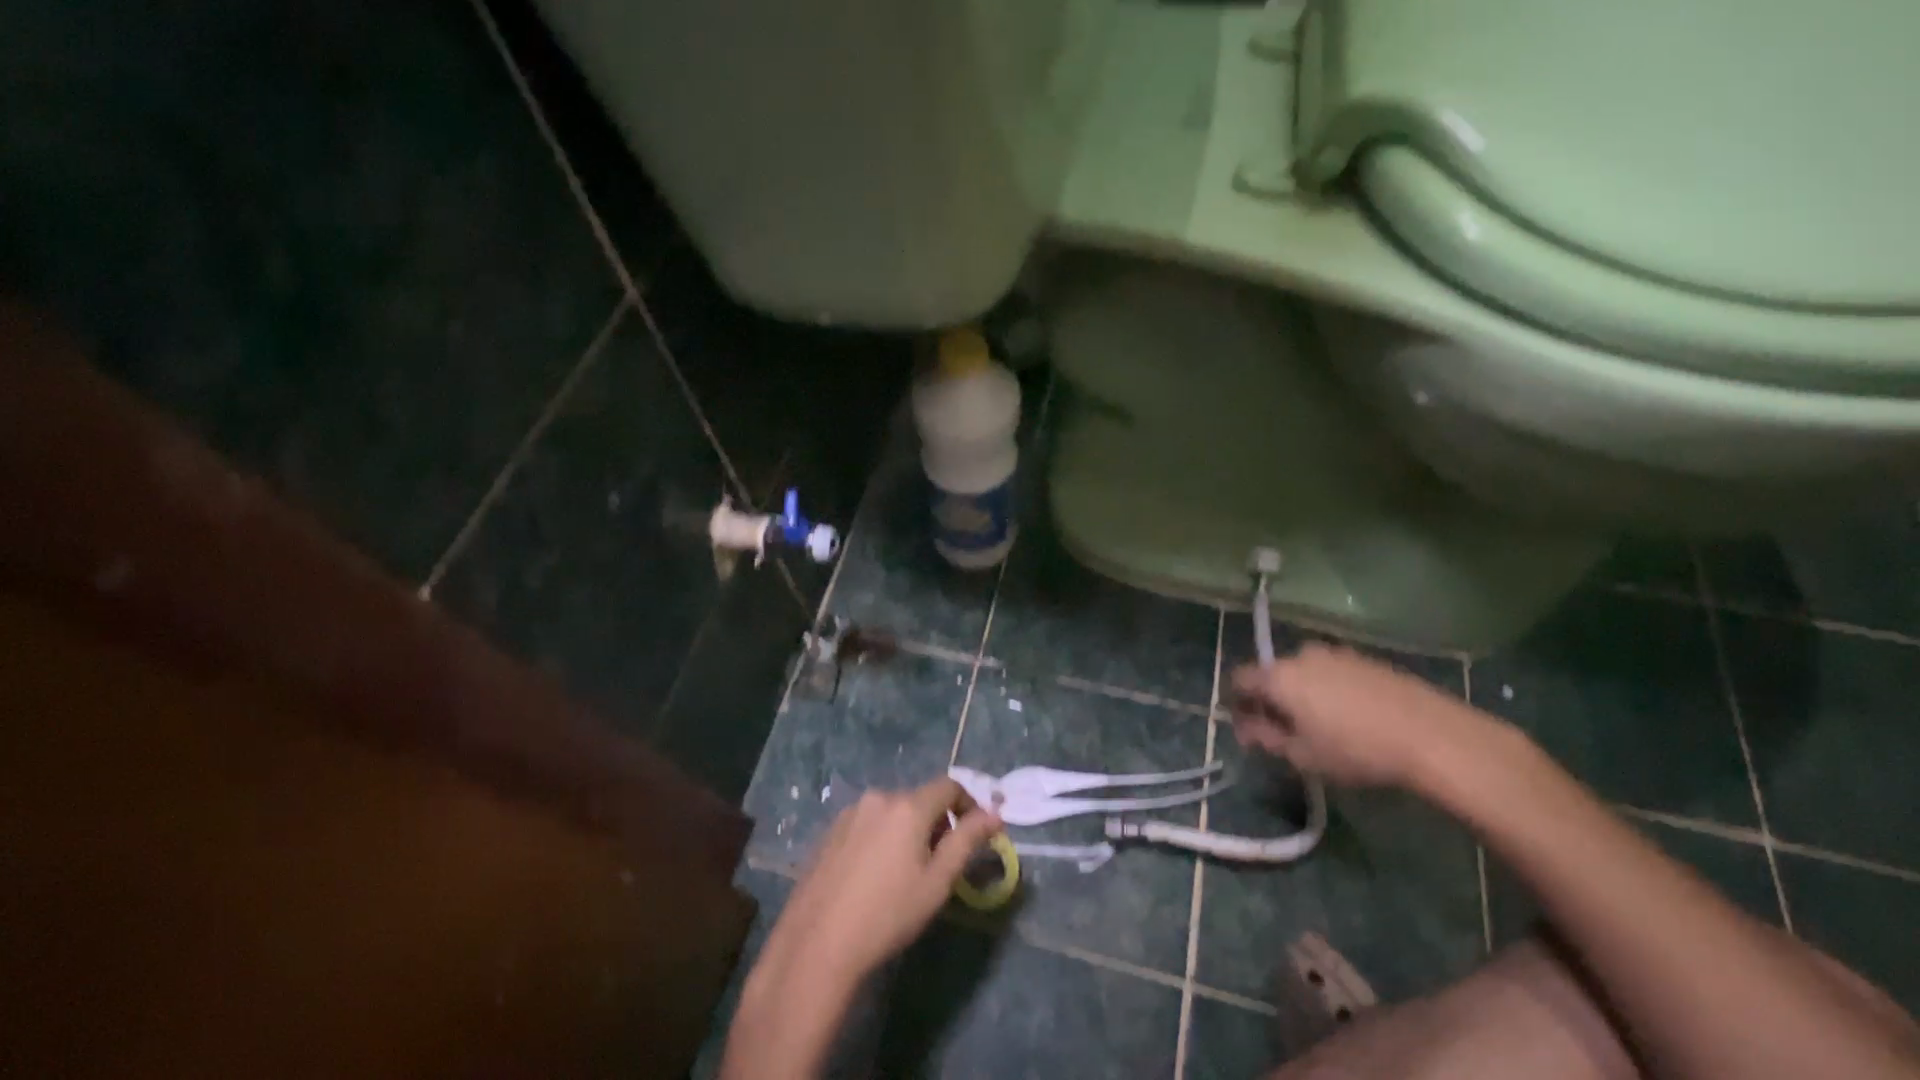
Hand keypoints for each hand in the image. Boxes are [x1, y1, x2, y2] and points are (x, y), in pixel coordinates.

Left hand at [760, 778, 1001, 990]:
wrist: (819, 943)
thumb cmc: (889, 914)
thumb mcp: (938, 881)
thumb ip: (968, 840)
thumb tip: (994, 814)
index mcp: (908, 806)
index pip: (949, 786)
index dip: (969, 805)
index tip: (976, 835)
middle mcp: (877, 799)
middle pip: (920, 800)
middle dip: (938, 823)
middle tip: (941, 865)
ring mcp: (848, 814)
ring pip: (892, 813)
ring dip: (908, 831)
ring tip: (906, 874)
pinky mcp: (829, 833)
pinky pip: (868, 825)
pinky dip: (882, 839)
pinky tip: (875, 878)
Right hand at [1228, 642, 1490, 788]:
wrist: (1430, 735)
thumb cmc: (1355, 749)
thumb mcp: (1302, 755)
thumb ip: (1266, 737)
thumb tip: (1246, 727)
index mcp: (1280, 676)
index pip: (1239, 679)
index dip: (1236, 704)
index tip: (1248, 731)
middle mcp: (1303, 655)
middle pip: (1273, 674)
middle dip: (1271, 701)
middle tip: (1283, 734)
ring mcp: (1338, 654)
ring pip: (1305, 674)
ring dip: (1301, 696)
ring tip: (1319, 728)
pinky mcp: (1367, 660)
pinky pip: (1333, 674)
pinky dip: (1328, 692)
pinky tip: (1348, 719)